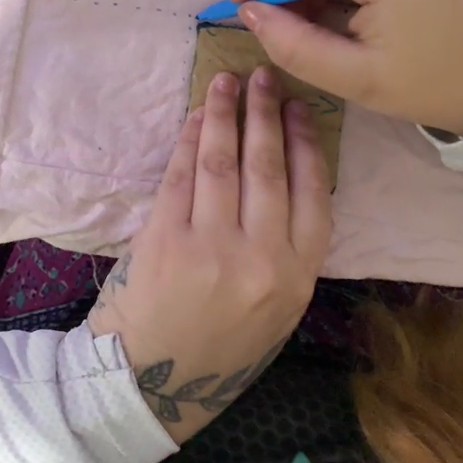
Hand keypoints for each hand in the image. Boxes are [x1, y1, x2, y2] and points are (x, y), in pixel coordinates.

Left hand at [89, 68, 332, 444]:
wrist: (148, 385)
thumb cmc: (217, 346)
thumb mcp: (275, 311)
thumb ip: (288, 250)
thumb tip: (289, 172)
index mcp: (297, 279)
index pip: (314, 193)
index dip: (307, 143)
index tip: (301, 108)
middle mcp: (261, 258)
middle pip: (269, 168)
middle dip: (267, 114)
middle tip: (266, 77)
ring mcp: (211, 246)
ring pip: (225, 161)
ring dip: (227, 113)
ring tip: (229, 81)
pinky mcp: (165, 237)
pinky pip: (183, 173)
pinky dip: (192, 138)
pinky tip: (198, 116)